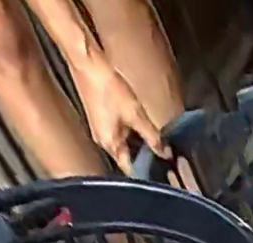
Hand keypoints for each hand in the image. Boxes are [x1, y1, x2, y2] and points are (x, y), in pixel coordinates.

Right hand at [77, 54, 168, 172]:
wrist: (87, 61)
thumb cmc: (107, 87)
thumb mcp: (136, 115)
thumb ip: (152, 137)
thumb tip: (165, 153)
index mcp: (110, 145)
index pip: (131, 170)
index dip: (148, 172)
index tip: (163, 172)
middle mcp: (104, 141)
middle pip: (128, 158)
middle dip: (146, 158)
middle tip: (165, 158)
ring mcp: (102, 130)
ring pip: (125, 145)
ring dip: (140, 145)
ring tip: (158, 144)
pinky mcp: (102, 119)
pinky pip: (120, 133)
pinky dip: (132, 134)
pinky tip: (143, 129)